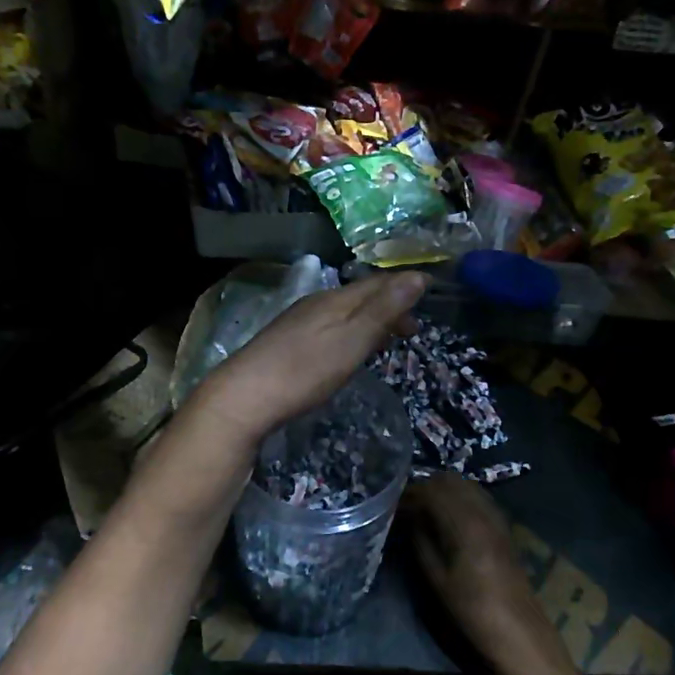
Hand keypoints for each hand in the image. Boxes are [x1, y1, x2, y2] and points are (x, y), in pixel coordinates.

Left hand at [187, 271, 427, 444]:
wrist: (243, 398)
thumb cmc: (304, 370)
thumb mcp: (351, 340)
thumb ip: (383, 310)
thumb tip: (415, 276)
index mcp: (334, 299)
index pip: (377, 282)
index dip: (404, 285)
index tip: (431, 290)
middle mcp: (315, 303)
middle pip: (360, 296)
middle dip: (390, 306)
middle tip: (413, 330)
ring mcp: (298, 322)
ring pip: (344, 313)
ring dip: (371, 321)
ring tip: (388, 340)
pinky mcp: (286, 343)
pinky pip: (330, 327)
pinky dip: (351, 333)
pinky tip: (348, 351)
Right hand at [405, 473, 564, 671]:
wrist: (518, 629)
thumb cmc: (472, 609)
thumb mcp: (437, 579)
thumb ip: (420, 541)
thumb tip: (407, 518)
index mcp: (464, 524)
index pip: (432, 491)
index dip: (410, 493)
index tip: (393, 503)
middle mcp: (482, 511)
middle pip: (449, 480)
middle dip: (426, 486)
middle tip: (407, 503)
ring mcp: (495, 516)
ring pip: (465, 484)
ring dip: (443, 489)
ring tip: (424, 506)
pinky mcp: (502, 524)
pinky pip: (478, 496)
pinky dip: (460, 496)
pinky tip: (448, 513)